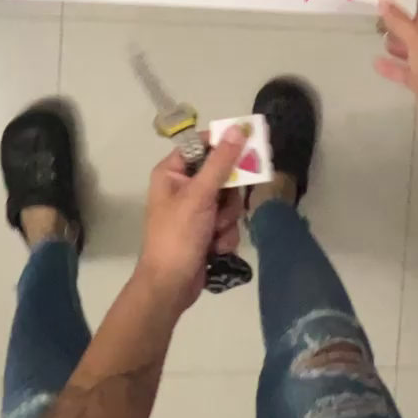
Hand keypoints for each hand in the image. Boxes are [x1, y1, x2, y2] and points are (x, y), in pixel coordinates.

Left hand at [134, 128, 246, 314]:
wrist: (170, 287)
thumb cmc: (178, 236)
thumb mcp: (200, 196)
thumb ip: (221, 162)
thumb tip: (238, 129)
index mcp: (172, 172)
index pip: (203, 145)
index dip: (224, 147)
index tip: (248, 148)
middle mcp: (184, 186)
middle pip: (223, 174)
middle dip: (228, 196)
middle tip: (223, 205)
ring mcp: (196, 209)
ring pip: (230, 200)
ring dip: (227, 219)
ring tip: (213, 233)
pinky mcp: (207, 229)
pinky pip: (229, 221)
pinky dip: (225, 234)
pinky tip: (215, 247)